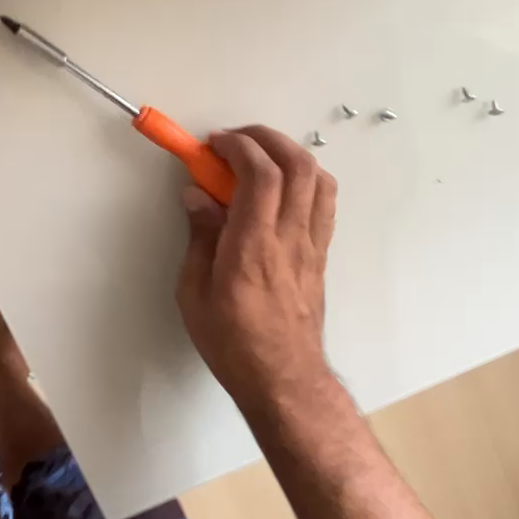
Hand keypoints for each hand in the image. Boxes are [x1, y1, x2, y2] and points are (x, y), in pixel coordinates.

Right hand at [176, 126, 338, 411]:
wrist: (283, 379)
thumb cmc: (232, 342)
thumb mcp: (194, 293)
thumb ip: (199, 238)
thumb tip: (197, 195)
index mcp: (252, 248)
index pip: (261, 176)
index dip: (238, 147)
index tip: (212, 144)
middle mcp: (289, 239)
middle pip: (297, 165)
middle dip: (264, 138)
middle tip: (233, 141)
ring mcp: (311, 245)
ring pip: (318, 178)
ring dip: (288, 153)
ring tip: (256, 156)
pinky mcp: (321, 254)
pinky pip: (324, 201)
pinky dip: (304, 177)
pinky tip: (280, 185)